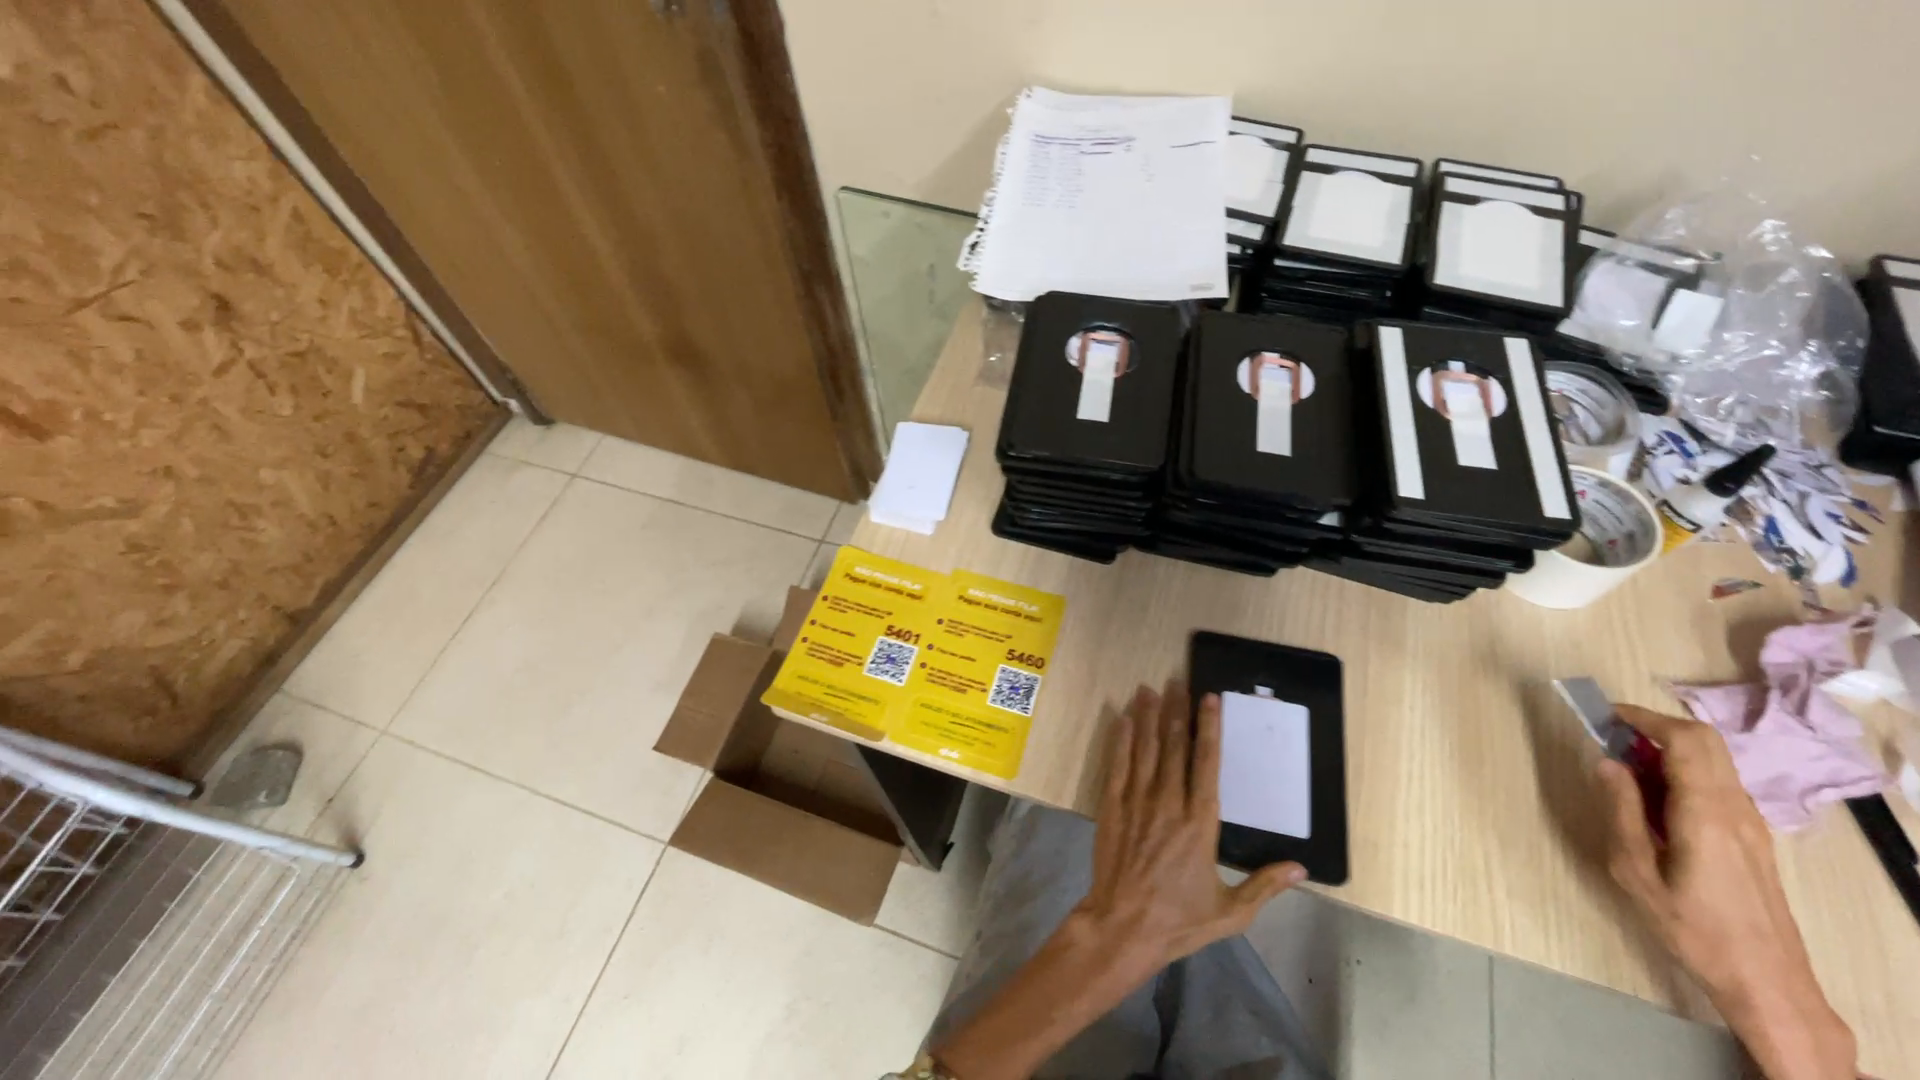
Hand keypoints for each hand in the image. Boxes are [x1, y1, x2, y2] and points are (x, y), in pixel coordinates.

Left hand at [1073, 682, 1306, 968]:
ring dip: (1146, 717)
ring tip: (1149, 688)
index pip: (1206, 763)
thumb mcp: (1230, 911)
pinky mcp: (1112, 809)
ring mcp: (1137, 803)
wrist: (1123, 927)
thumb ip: (1265, 885)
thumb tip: (1301, 867)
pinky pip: (1116, 767)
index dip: (1208, 728)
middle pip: (1173, 746)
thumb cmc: (1179, 920)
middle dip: (1175, 711)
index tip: (1209, 700)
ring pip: (1144, 750)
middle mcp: (1169, 803)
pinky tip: (1122, 719)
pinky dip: (1119, 741)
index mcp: (1200, 822)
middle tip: (1177, 681)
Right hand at [1597, 705, 1856, 1079]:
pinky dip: (1684, 770)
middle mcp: (1735, 806)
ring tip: (1627, 765)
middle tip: (1613, 733)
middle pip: (1706, 741)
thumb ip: (1622, 811)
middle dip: (1658, 725)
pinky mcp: (1751, 834)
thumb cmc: (1689, 925)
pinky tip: (1654, 797)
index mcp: (1705, 811)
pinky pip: (1718, 782)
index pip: (1685, 741)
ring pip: (1714, 760)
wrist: (1762, 975)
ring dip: (1671, 748)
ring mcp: (1750, 820)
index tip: (1607, 714)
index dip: (1645, 718)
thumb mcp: (1636, 870)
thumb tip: (1607, 763)